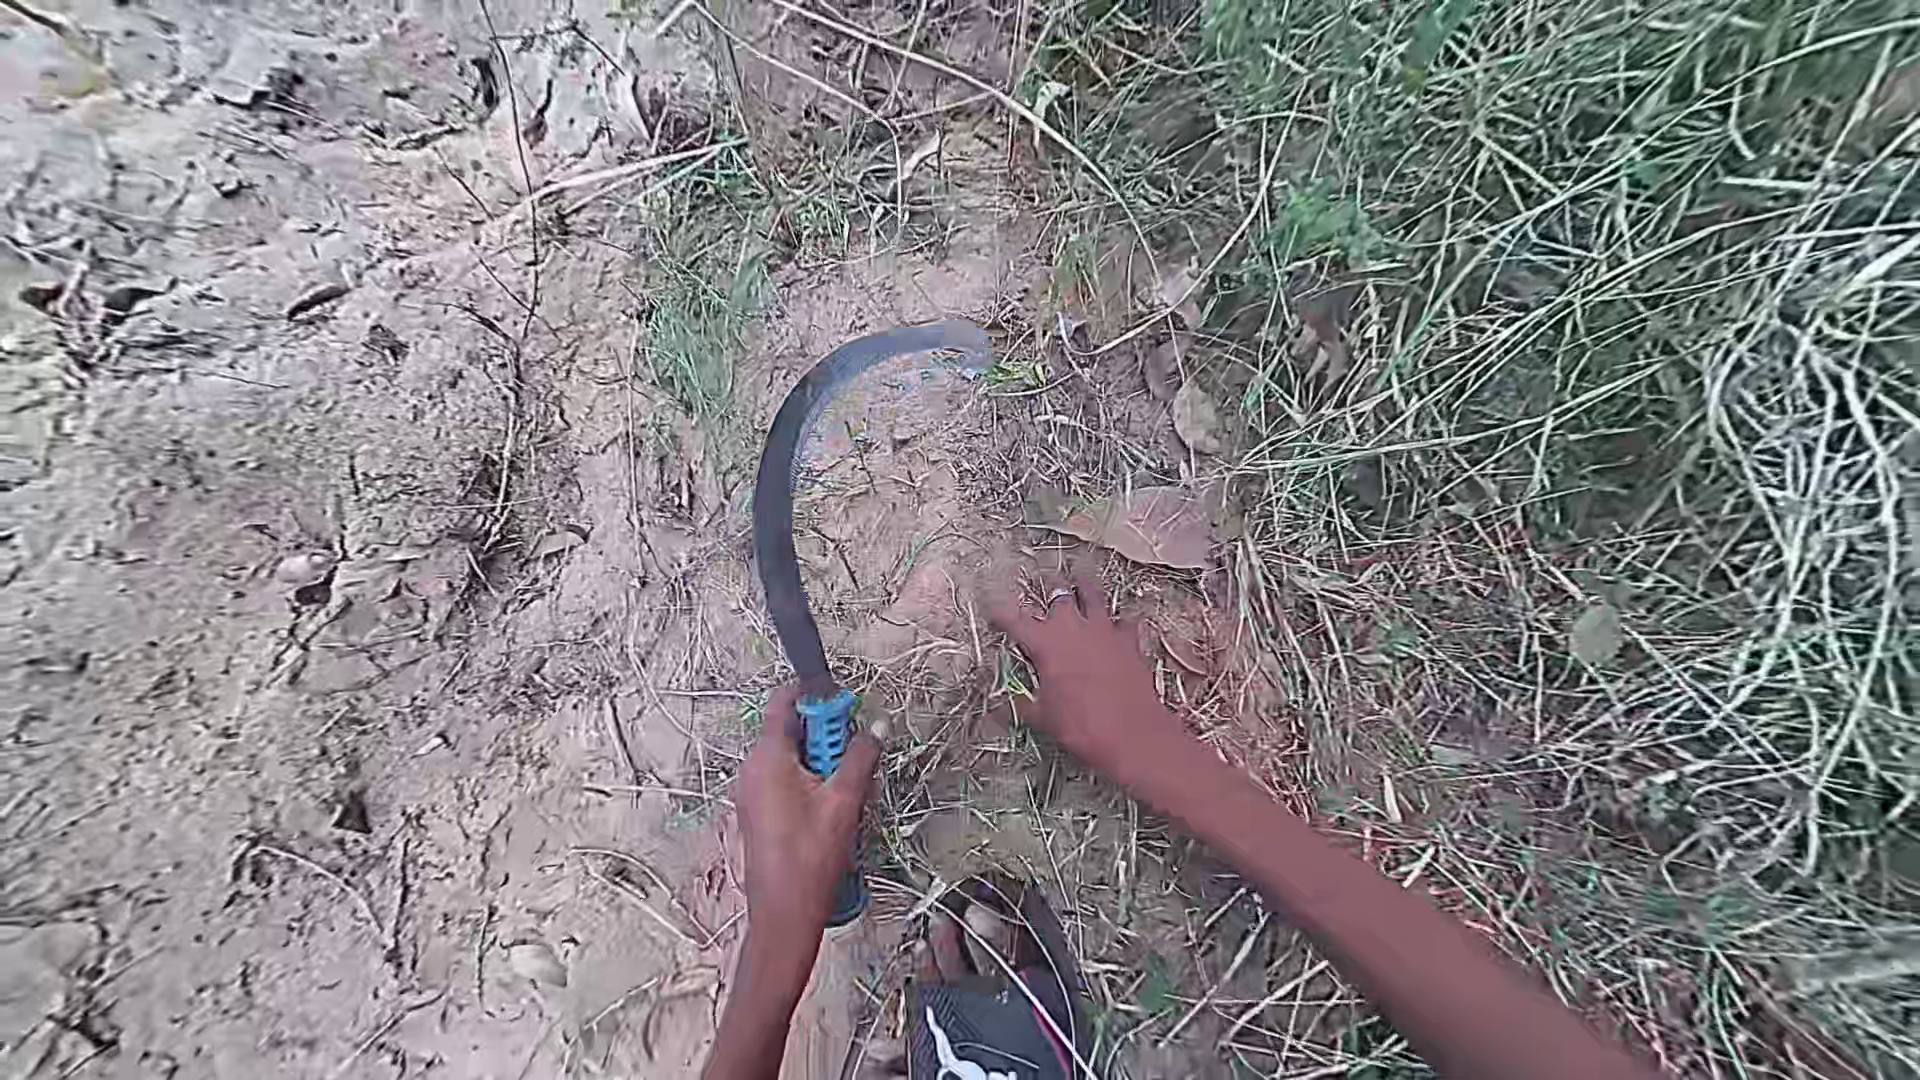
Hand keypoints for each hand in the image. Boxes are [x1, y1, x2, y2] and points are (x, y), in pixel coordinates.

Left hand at [737, 684, 882, 939]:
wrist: (785, 916)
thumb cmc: (809, 859)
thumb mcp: (844, 799)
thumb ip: (861, 755)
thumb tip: (876, 726)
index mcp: (767, 758)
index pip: (784, 702)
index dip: (816, 695)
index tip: (844, 705)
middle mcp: (754, 769)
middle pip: (792, 729)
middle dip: (827, 734)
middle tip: (854, 751)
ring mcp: (754, 790)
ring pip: (793, 754)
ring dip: (823, 759)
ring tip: (848, 783)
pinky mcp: (760, 808)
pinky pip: (786, 776)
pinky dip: (811, 777)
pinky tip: (834, 802)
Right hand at [985, 569, 1195, 793]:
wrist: (1133, 735)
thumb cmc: (1084, 726)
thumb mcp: (1043, 718)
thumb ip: (1021, 706)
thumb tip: (998, 711)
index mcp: (1046, 643)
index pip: (1014, 620)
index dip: (1001, 613)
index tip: (994, 610)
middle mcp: (1074, 629)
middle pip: (1057, 594)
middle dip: (1047, 586)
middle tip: (1041, 579)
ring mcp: (1104, 631)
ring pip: (1094, 596)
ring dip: (1085, 588)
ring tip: (1081, 577)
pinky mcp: (1130, 642)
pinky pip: (1126, 622)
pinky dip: (1121, 621)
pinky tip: (1122, 622)